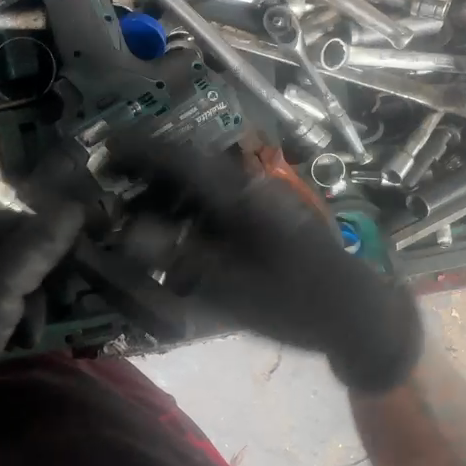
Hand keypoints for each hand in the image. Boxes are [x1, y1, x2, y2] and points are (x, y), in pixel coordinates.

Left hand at [0, 192, 83, 456]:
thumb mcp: (3, 285)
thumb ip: (41, 242)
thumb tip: (76, 205)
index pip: (31, 211)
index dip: (57, 243)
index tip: (73, 279)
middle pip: (21, 241)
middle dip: (41, 279)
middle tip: (45, 313)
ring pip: (10, 269)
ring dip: (28, 301)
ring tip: (26, 335)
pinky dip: (6, 310)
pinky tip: (10, 337)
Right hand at [109, 141, 422, 392]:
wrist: (360, 317)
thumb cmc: (300, 302)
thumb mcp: (236, 288)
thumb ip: (179, 257)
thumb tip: (128, 232)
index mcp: (242, 195)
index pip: (181, 159)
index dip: (141, 150)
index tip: (105, 148)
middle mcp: (247, 188)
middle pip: (186, 168)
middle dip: (145, 173)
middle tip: (108, 184)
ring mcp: (257, 203)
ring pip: (198, 188)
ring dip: (163, 196)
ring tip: (128, 214)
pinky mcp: (261, 220)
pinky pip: (213, 208)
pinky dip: (185, 215)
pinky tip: (168, 238)